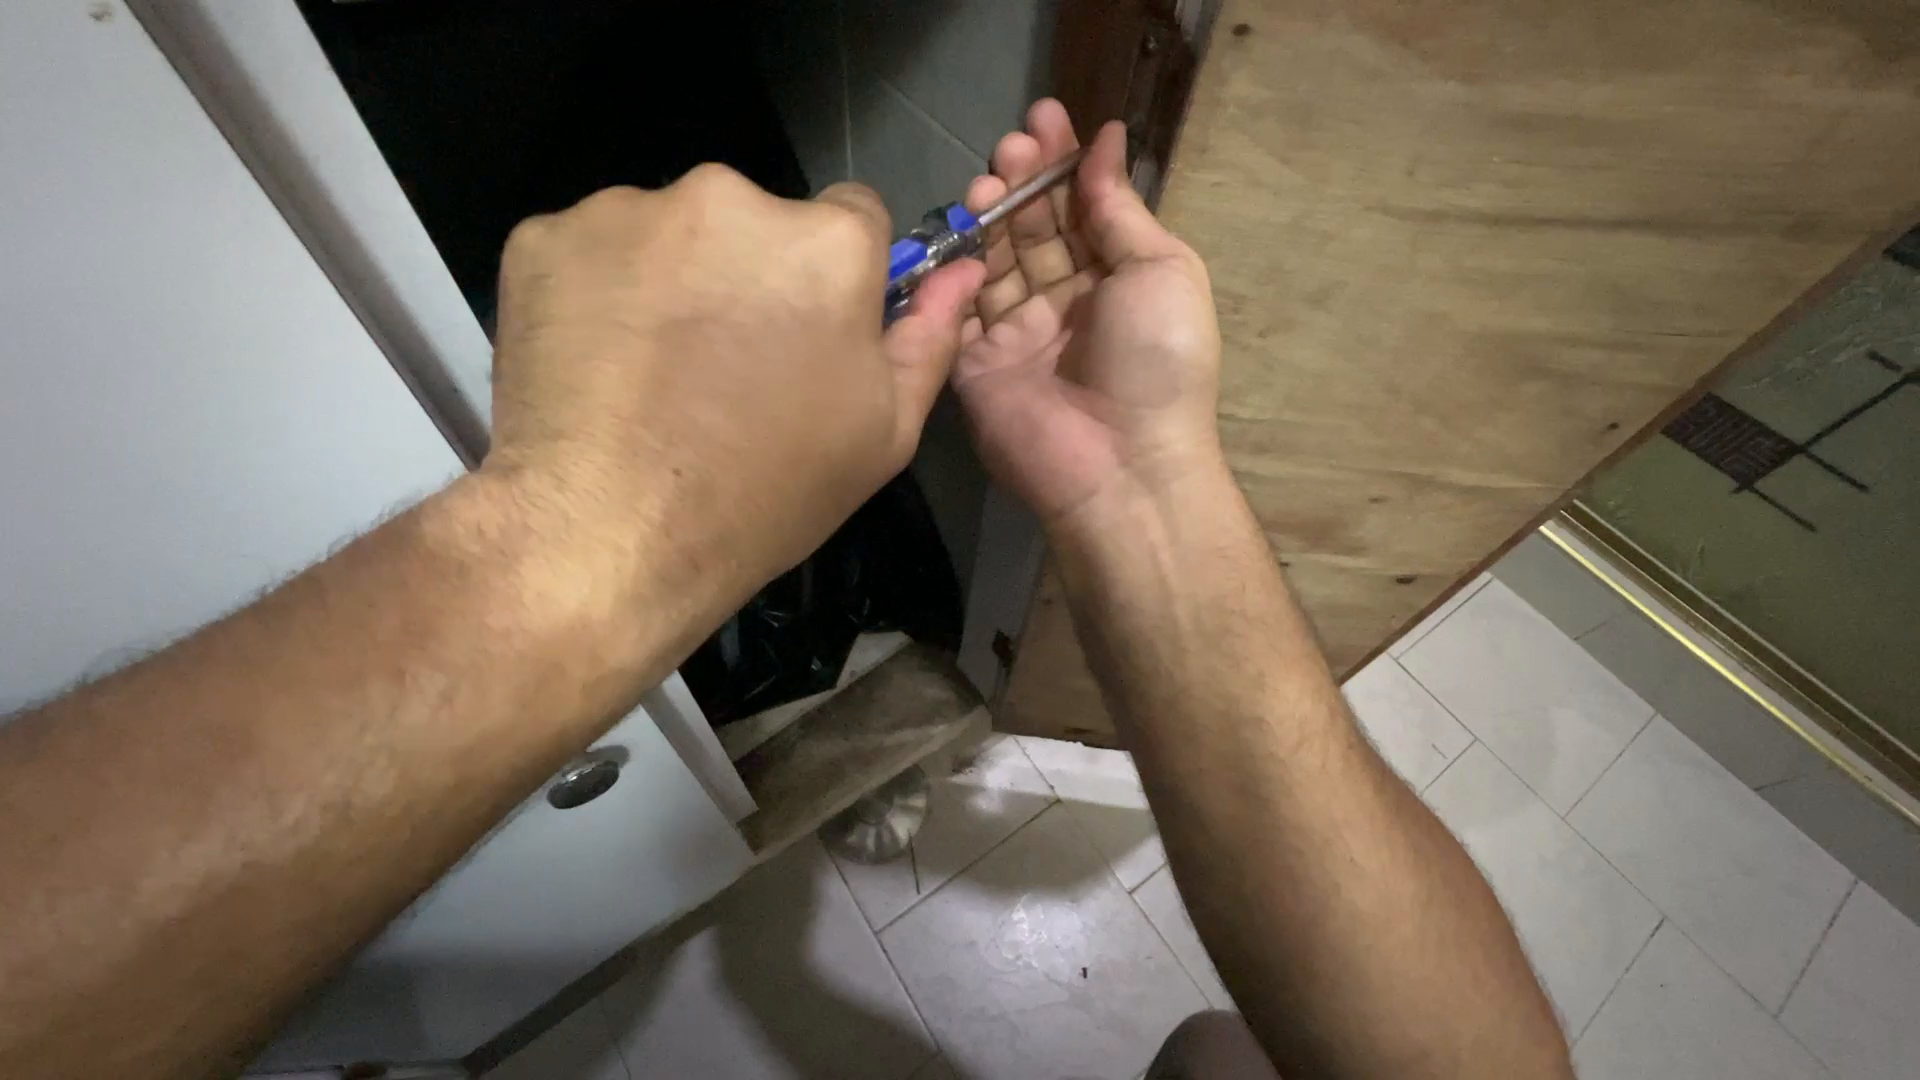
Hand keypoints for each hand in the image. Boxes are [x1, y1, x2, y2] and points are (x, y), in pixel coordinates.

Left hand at [482, 166, 984, 623]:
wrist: (614, 532)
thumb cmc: (771, 491)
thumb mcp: (884, 433)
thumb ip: (927, 339)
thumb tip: (962, 272)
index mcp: (827, 244)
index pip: (857, 216)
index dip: (841, 278)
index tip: (813, 334)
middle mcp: (730, 197)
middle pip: (762, 221)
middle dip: (758, 275)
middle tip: (732, 367)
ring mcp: (629, 210)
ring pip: (677, 231)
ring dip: (680, 278)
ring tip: (661, 372)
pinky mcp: (545, 235)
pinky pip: (598, 248)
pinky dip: (605, 290)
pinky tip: (605, 363)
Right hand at [952, 101, 1222, 535]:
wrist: (1121, 462)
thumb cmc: (1157, 360)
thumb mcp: (1161, 269)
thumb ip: (1121, 209)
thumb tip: (1106, 140)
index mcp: (1114, 281)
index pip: (1079, 212)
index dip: (1062, 166)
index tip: (1046, 120)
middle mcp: (1062, 304)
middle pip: (1032, 232)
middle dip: (1022, 183)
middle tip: (1012, 146)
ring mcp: (1016, 335)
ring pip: (992, 263)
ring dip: (988, 216)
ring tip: (987, 180)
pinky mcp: (976, 364)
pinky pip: (960, 310)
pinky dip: (957, 270)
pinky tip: (963, 231)